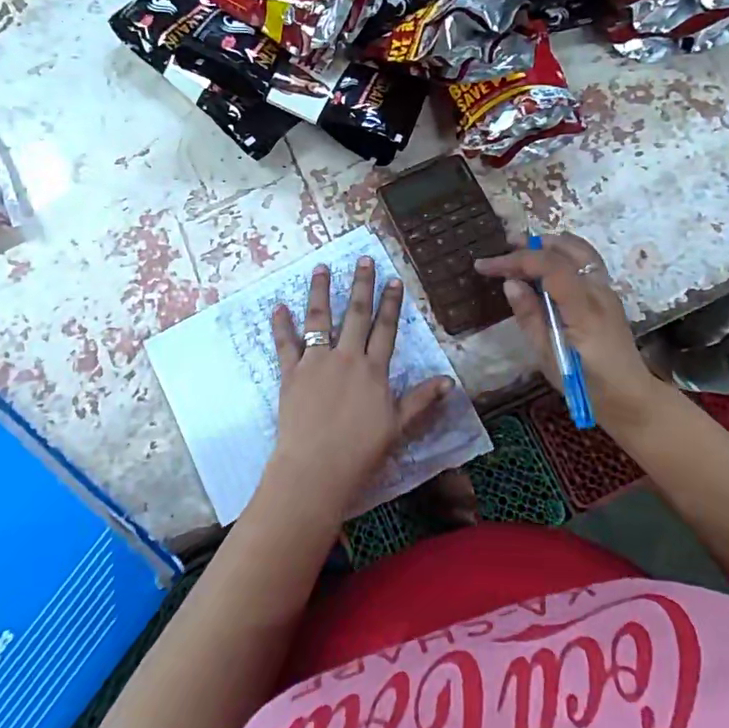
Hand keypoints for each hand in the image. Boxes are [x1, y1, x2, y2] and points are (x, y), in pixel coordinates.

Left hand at [267, 256, 452, 506]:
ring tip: (321, 267)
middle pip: (355, 314)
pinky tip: (278, 306)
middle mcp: (347, 358)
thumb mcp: (399, 426)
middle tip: (363, 259)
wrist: (317, 468)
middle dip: (361, 285)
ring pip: (319, 319)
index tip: (394, 280)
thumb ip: (422, 400)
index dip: (391, 303)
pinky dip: (281, 325)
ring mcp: (316, 363)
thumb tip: (450, 381)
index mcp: (374, 369)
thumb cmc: (362, 451)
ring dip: (320, 291)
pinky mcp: (291, 374)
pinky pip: (285, 344)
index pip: (386, 328)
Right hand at [474, 234, 662, 425]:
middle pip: (567, 249)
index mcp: (584, 309)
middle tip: (503, 249)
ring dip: (549, 245)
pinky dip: (562, 255)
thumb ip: (530, 317)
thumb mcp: (548, 357)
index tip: (485, 266)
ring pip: (580, 250)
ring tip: (522, 251)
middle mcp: (600, 291)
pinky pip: (585, 262)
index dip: (515, 260)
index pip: (550, 267)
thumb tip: (510, 284)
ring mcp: (607, 290)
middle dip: (532, 245)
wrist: (628, 396)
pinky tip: (545, 268)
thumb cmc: (585, 385)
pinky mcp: (608, 295)